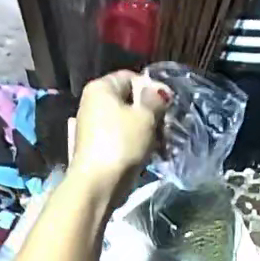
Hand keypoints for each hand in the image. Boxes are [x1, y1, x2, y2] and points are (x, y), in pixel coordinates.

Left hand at [67, 70, 169, 197]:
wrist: (98, 183)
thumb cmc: (123, 144)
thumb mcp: (145, 117)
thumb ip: (155, 99)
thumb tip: (159, 89)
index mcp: (100, 88)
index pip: (131, 77)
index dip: (153, 89)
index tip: (168, 107)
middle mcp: (91, 102)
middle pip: (128, 100)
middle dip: (150, 113)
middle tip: (166, 129)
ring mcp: (91, 126)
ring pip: (125, 121)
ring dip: (145, 131)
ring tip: (160, 145)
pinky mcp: (94, 146)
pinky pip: (118, 137)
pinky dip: (132, 142)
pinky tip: (144, 154)